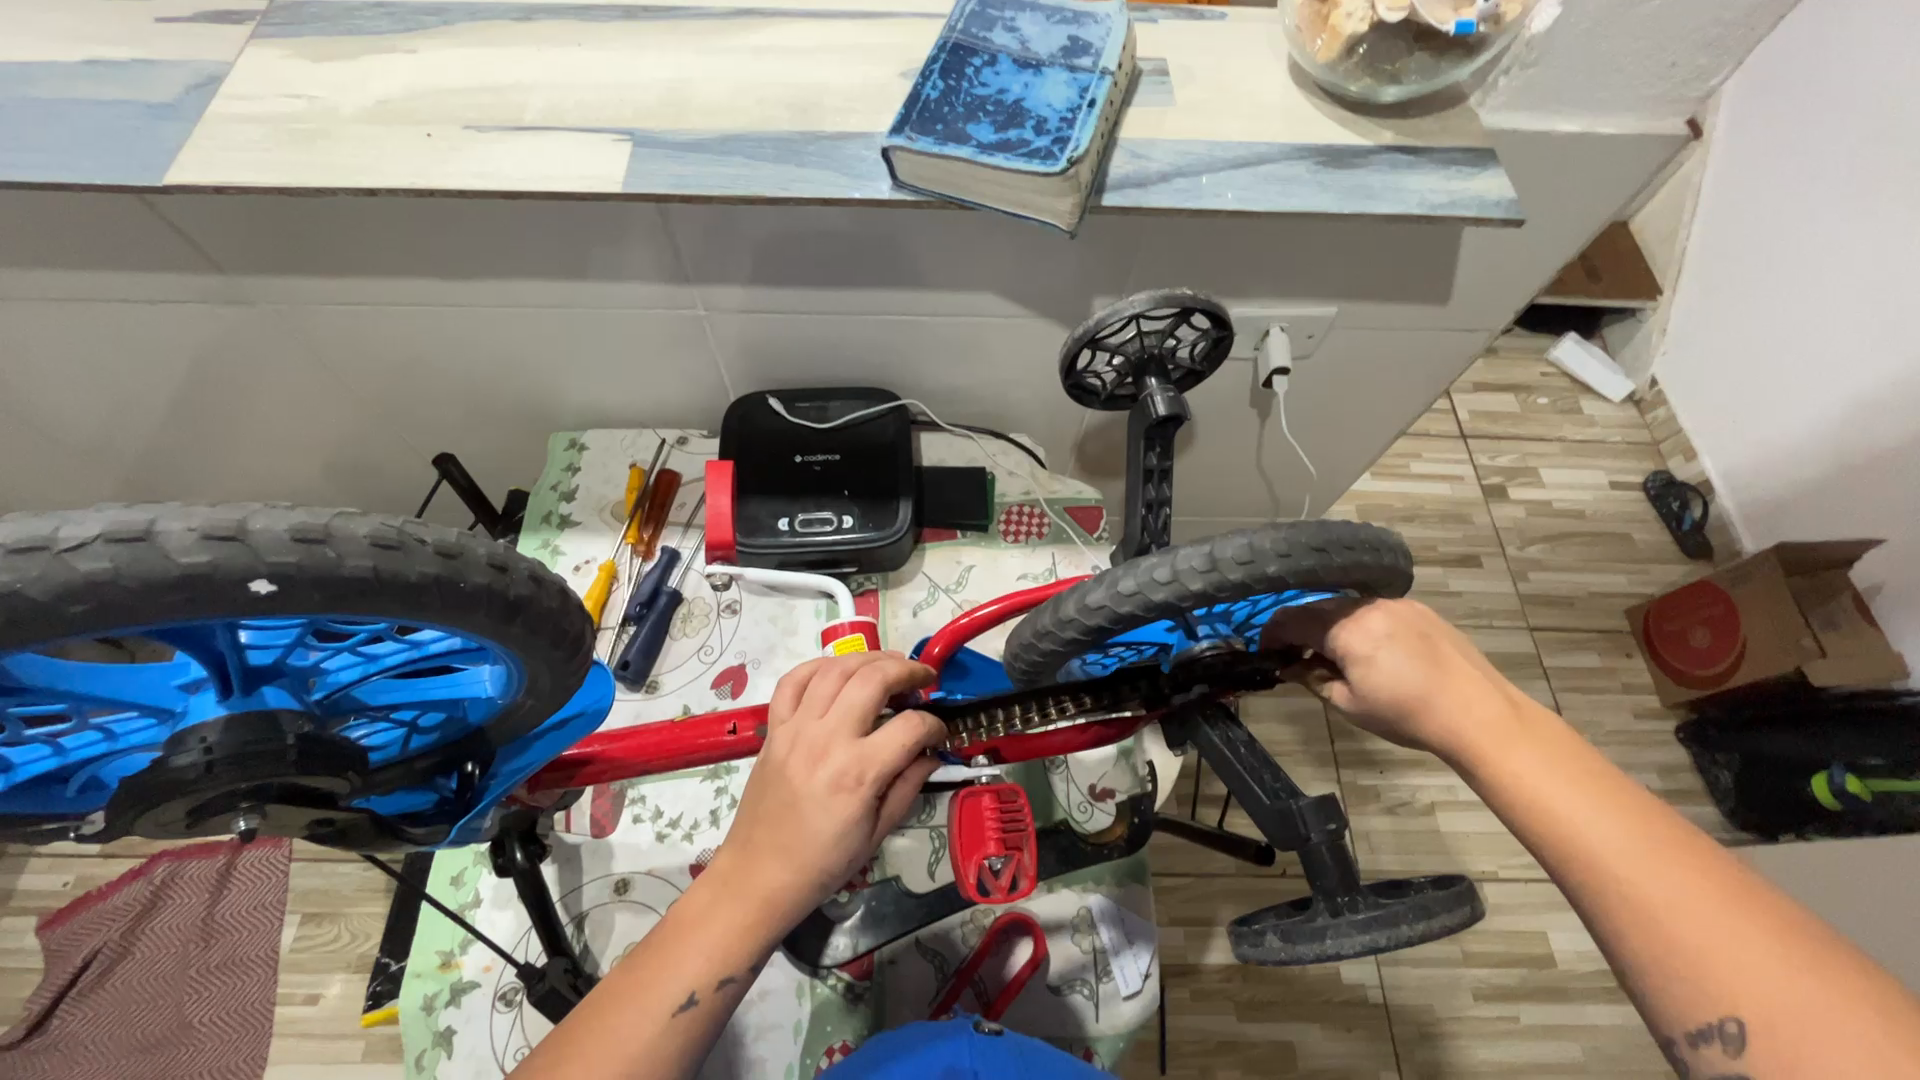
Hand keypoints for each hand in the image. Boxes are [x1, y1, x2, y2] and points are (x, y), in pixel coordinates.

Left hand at [706, 651, 946, 929]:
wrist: (760, 874)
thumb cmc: (824, 862)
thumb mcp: (878, 833)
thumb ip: (908, 785)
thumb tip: (931, 753)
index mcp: (858, 773)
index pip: (911, 727)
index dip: (934, 725)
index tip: (939, 733)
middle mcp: (827, 739)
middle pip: (874, 679)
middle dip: (908, 671)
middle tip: (924, 679)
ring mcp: (796, 729)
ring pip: (835, 669)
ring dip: (869, 658)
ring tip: (889, 666)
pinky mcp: (774, 729)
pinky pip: (793, 681)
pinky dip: (819, 666)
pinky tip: (839, 670)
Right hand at [1262, 597, 1532, 759]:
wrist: (1477, 714)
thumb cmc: (1406, 714)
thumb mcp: (1348, 704)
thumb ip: (1313, 678)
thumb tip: (1291, 667)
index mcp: (1345, 628)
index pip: (1291, 620)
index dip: (1271, 635)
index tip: (1264, 652)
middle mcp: (1367, 606)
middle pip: (1317, 608)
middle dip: (1299, 629)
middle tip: (1293, 655)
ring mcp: (1396, 604)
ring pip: (1347, 607)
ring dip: (1329, 625)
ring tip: (1330, 654)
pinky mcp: (1419, 610)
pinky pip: (1374, 610)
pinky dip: (1358, 624)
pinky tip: (1367, 650)